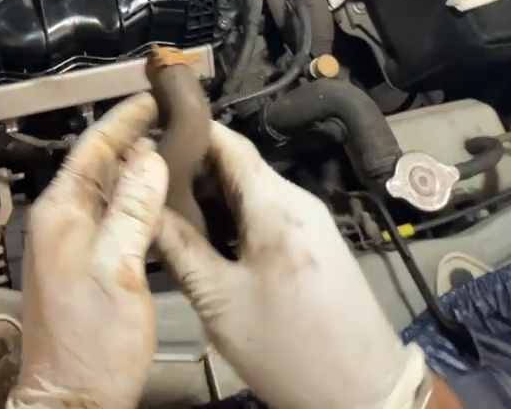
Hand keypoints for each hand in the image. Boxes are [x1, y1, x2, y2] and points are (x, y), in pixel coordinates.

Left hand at [8, 94, 167, 408]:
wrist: (73, 402)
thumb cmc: (91, 338)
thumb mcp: (116, 268)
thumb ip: (132, 208)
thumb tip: (150, 154)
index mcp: (59, 210)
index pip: (92, 147)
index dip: (123, 120)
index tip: (153, 98)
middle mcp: (62, 218)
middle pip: (100, 165)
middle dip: (134, 139)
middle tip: (173, 118)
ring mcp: (74, 242)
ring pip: (109, 191)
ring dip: (138, 168)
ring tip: (176, 149)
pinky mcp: (90, 264)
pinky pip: (115, 217)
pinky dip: (138, 201)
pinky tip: (163, 199)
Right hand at [152, 122, 433, 408]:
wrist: (366, 395)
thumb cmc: (288, 348)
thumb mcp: (219, 300)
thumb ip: (178, 245)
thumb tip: (144, 200)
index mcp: (275, 202)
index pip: (226, 139)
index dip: (186, 129)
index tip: (148, 131)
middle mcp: (296, 198)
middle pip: (237, 163)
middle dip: (193, 167)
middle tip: (149, 181)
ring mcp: (311, 219)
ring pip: (250, 188)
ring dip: (212, 194)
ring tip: (169, 209)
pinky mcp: (316, 240)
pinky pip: (267, 210)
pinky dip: (234, 214)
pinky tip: (208, 237)